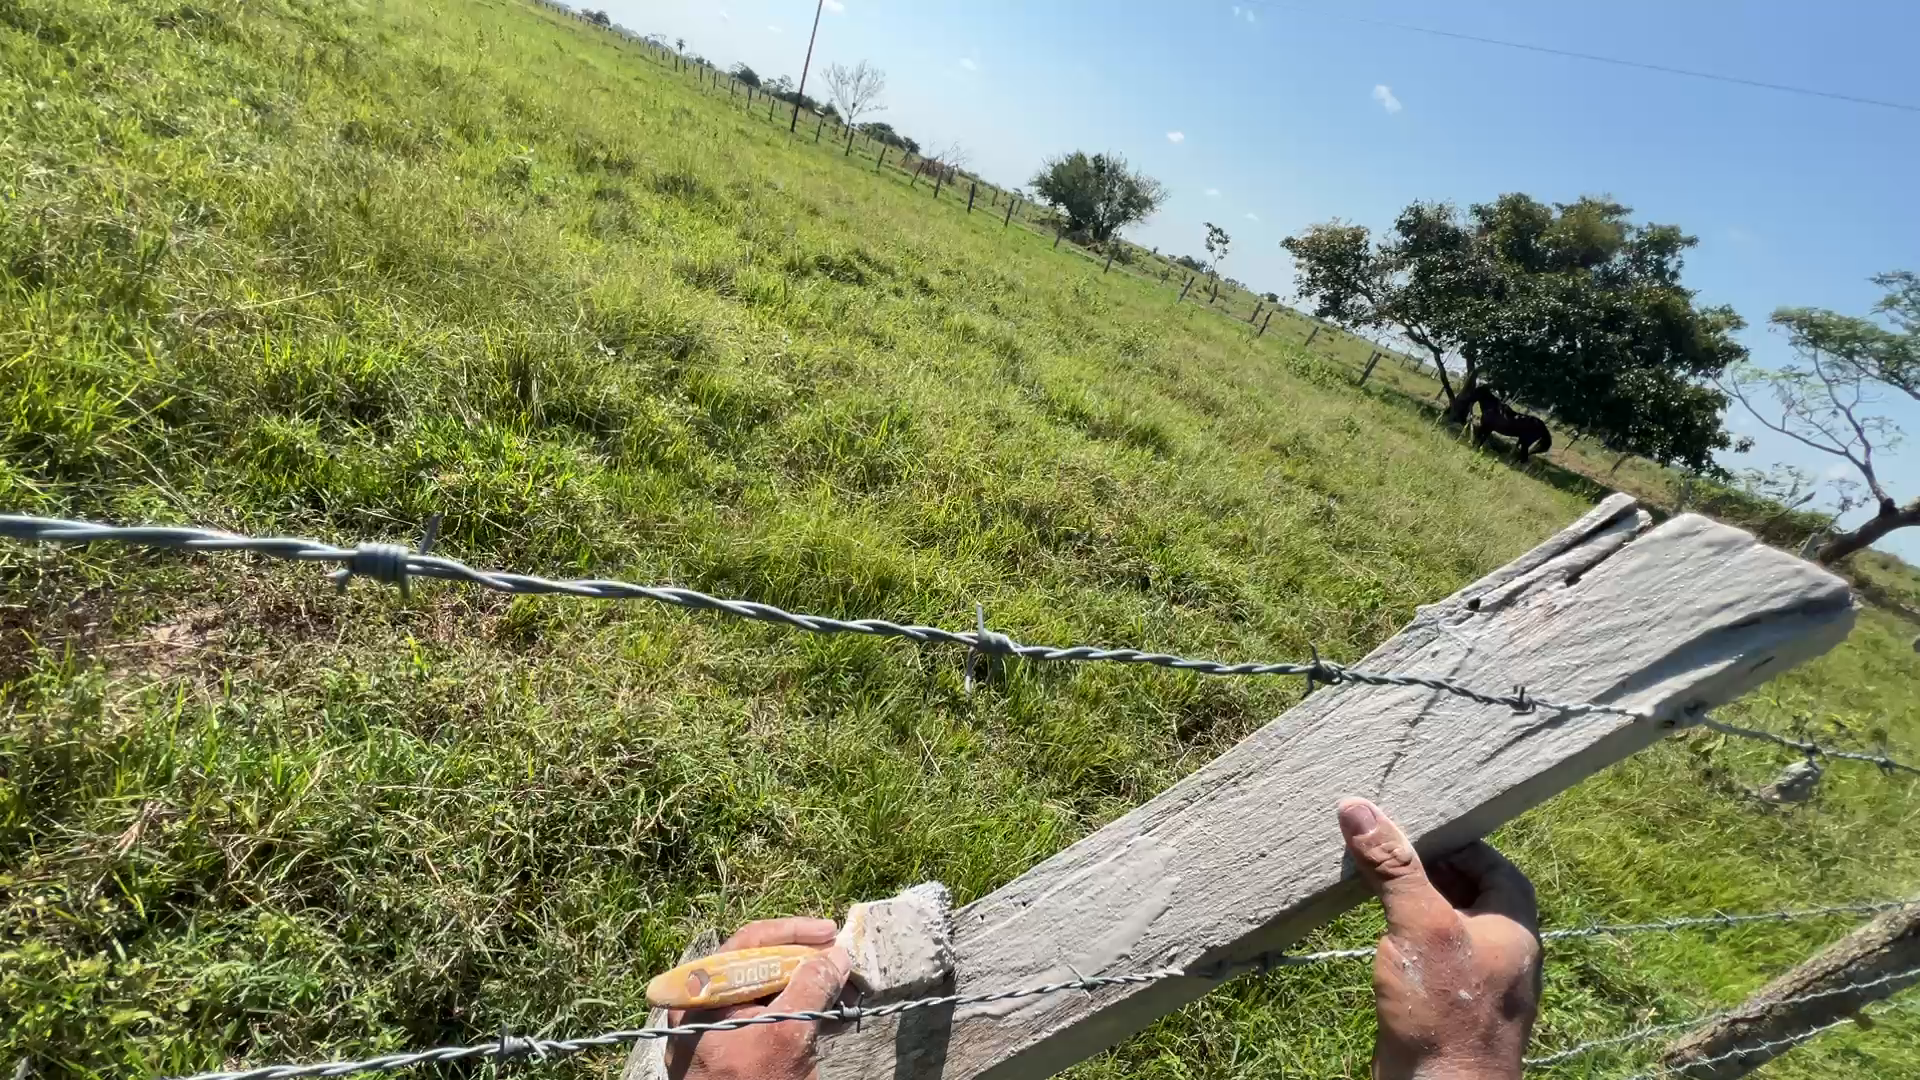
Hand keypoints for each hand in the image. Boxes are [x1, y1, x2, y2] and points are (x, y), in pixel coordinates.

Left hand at [665, 917, 852, 1079]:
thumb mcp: (786, 1034)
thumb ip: (812, 986)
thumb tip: (838, 953)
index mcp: (702, 997)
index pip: (751, 943)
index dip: (794, 932)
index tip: (830, 933)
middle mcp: (707, 1008)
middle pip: (764, 964)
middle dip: (809, 961)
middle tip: (842, 960)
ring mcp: (723, 1031)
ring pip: (774, 989)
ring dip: (814, 985)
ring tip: (848, 988)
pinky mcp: (741, 1051)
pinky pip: (776, 1015)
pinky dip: (806, 1009)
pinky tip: (836, 1011)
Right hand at [1338, 798, 1540, 1079]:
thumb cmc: (1444, 1009)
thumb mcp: (1418, 923)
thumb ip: (1393, 865)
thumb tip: (1357, 805)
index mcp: (1515, 928)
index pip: (1493, 863)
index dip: (1455, 840)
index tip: (1411, 823)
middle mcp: (1502, 949)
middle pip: (1465, 885)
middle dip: (1422, 861)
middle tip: (1379, 840)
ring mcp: (1474, 975)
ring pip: (1442, 913)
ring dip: (1407, 890)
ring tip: (1366, 870)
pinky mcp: (1446, 995)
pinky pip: (1427, 941)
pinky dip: (1400, 921)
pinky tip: (1371, 917)